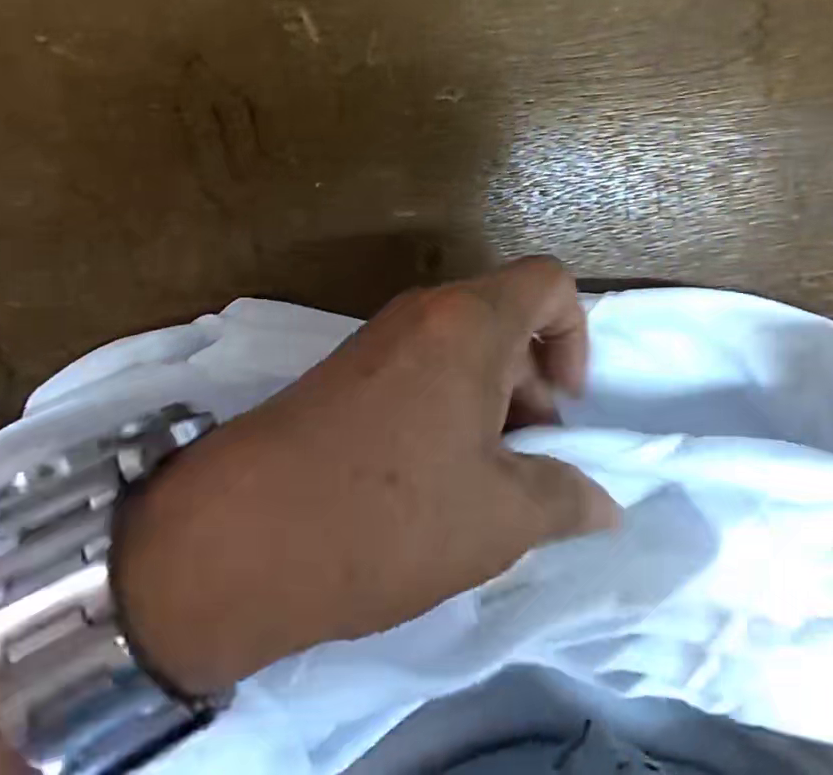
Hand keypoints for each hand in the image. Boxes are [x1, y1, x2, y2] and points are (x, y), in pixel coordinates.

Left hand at [113, 256, 618, 695]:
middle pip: (509, 321)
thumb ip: (568, 500)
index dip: (575, 337)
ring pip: (465, 351)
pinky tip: (434, 486)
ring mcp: (377, 342)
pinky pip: (423, 373)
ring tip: (482, 485)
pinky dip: (449, 413)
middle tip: (527, 462)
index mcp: (470, 324)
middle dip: (534, 388)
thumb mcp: (499, 517)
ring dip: (493, 407)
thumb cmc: (386, 518)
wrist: (224, 548)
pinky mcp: (344, 376)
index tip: (562, 407)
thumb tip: (608, 508)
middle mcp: (424, 314)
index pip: (550, 284)